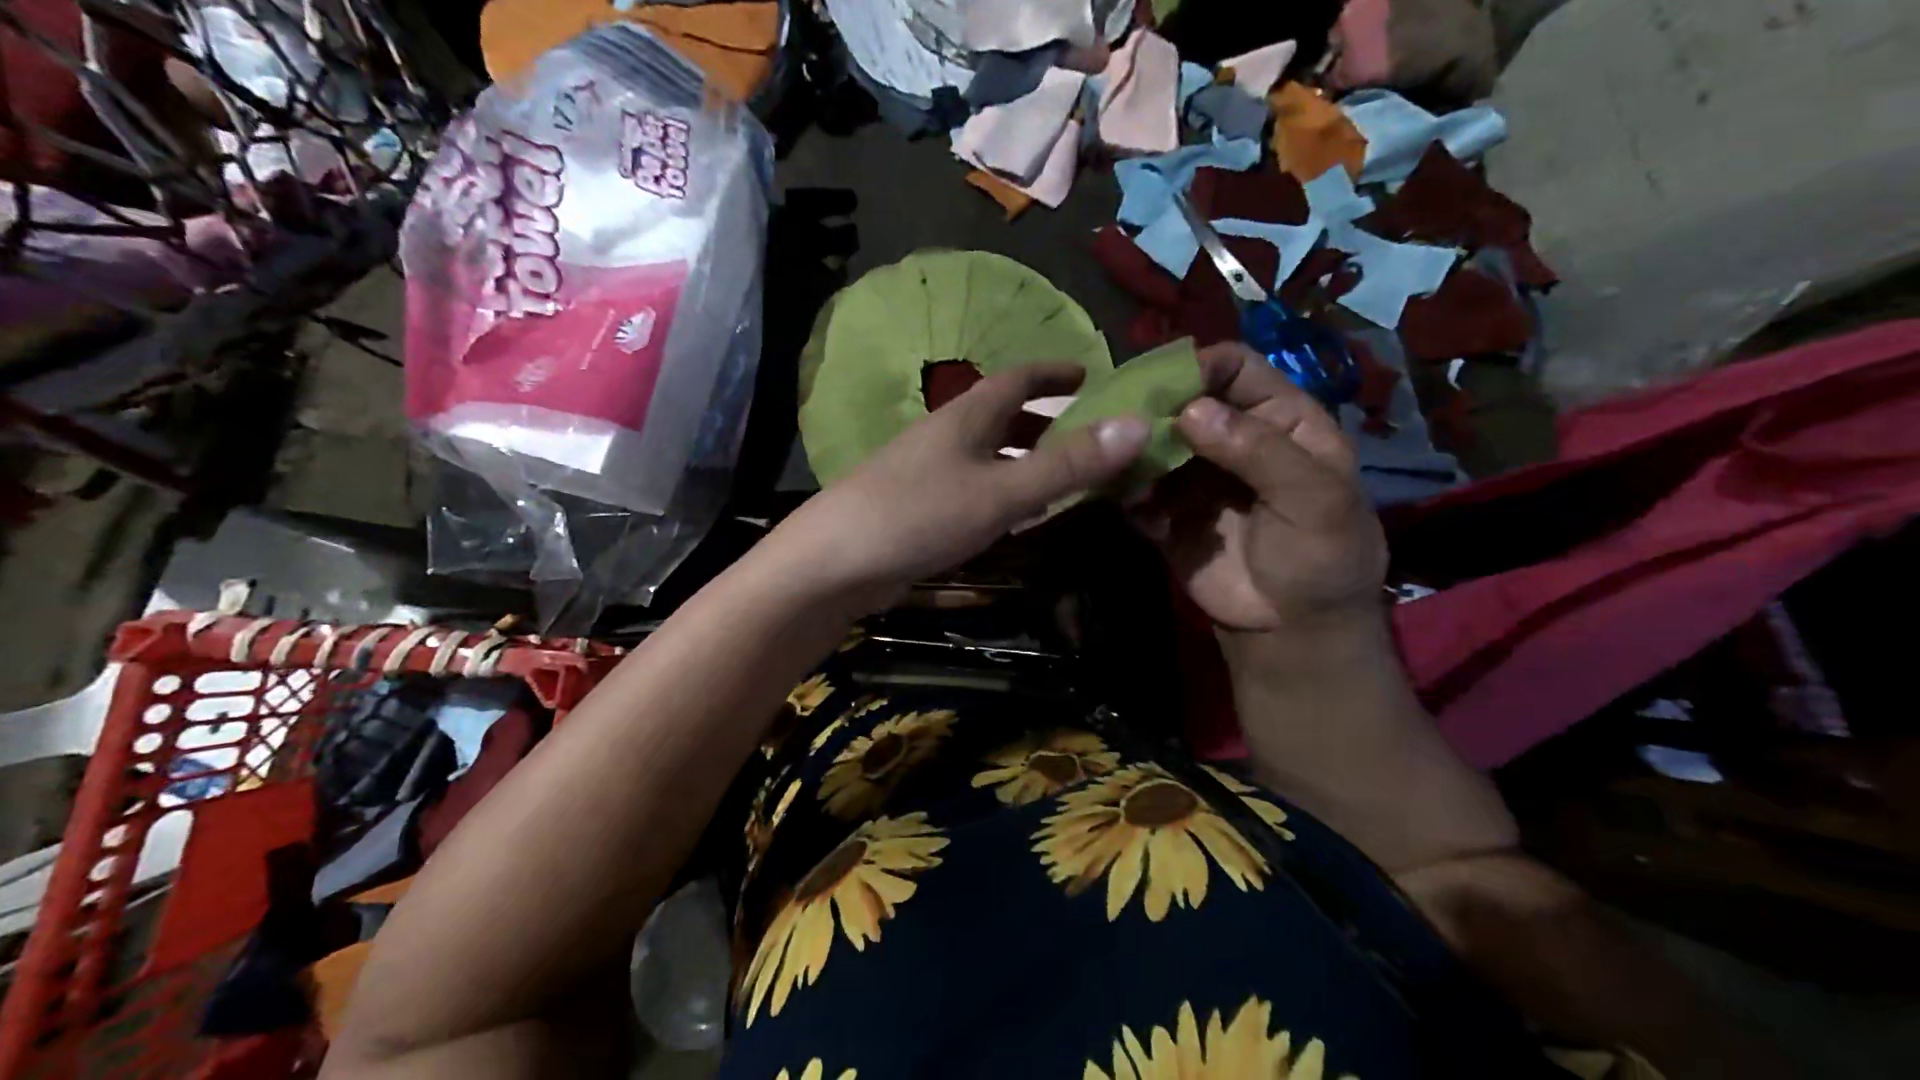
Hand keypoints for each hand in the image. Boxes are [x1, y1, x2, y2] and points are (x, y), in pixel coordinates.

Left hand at [767, 362, 1149, 612]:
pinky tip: (1015, 517)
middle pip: (1003, 416)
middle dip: (1046, 421)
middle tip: (1089, 436)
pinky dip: (1003, 492)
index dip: (1054, 372)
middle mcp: (947, 436)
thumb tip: (1138, 425)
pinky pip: (973, 488)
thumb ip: (1067, 465)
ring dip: (1026, 460)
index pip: (1018, 378)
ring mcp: (928, 473)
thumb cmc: (919, 515)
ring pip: (988, 455)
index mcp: (967, 416)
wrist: (834, 562)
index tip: (1090, 373)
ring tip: (1064, 477)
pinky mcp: (919, 509)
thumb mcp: (1002, 491)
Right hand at [1132, 344, 1386, 632]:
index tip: (1161, 384)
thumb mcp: (1313, 497)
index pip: (1235, 369)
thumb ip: (1257, 449)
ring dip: (1129, 449)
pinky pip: (1134, 489)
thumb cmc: (1323, 555)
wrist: (1293, 628)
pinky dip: (1123, 490)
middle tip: (1120, 420)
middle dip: (1150, 407)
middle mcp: (1229, 438)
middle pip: (1181, 401)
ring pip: (1150, 442)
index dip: (1200, 366)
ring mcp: (1192, 474)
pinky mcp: (1164, 511)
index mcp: (1277, 419)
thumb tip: (1190, 409)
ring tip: (1115, 463)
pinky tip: (1130, 505)